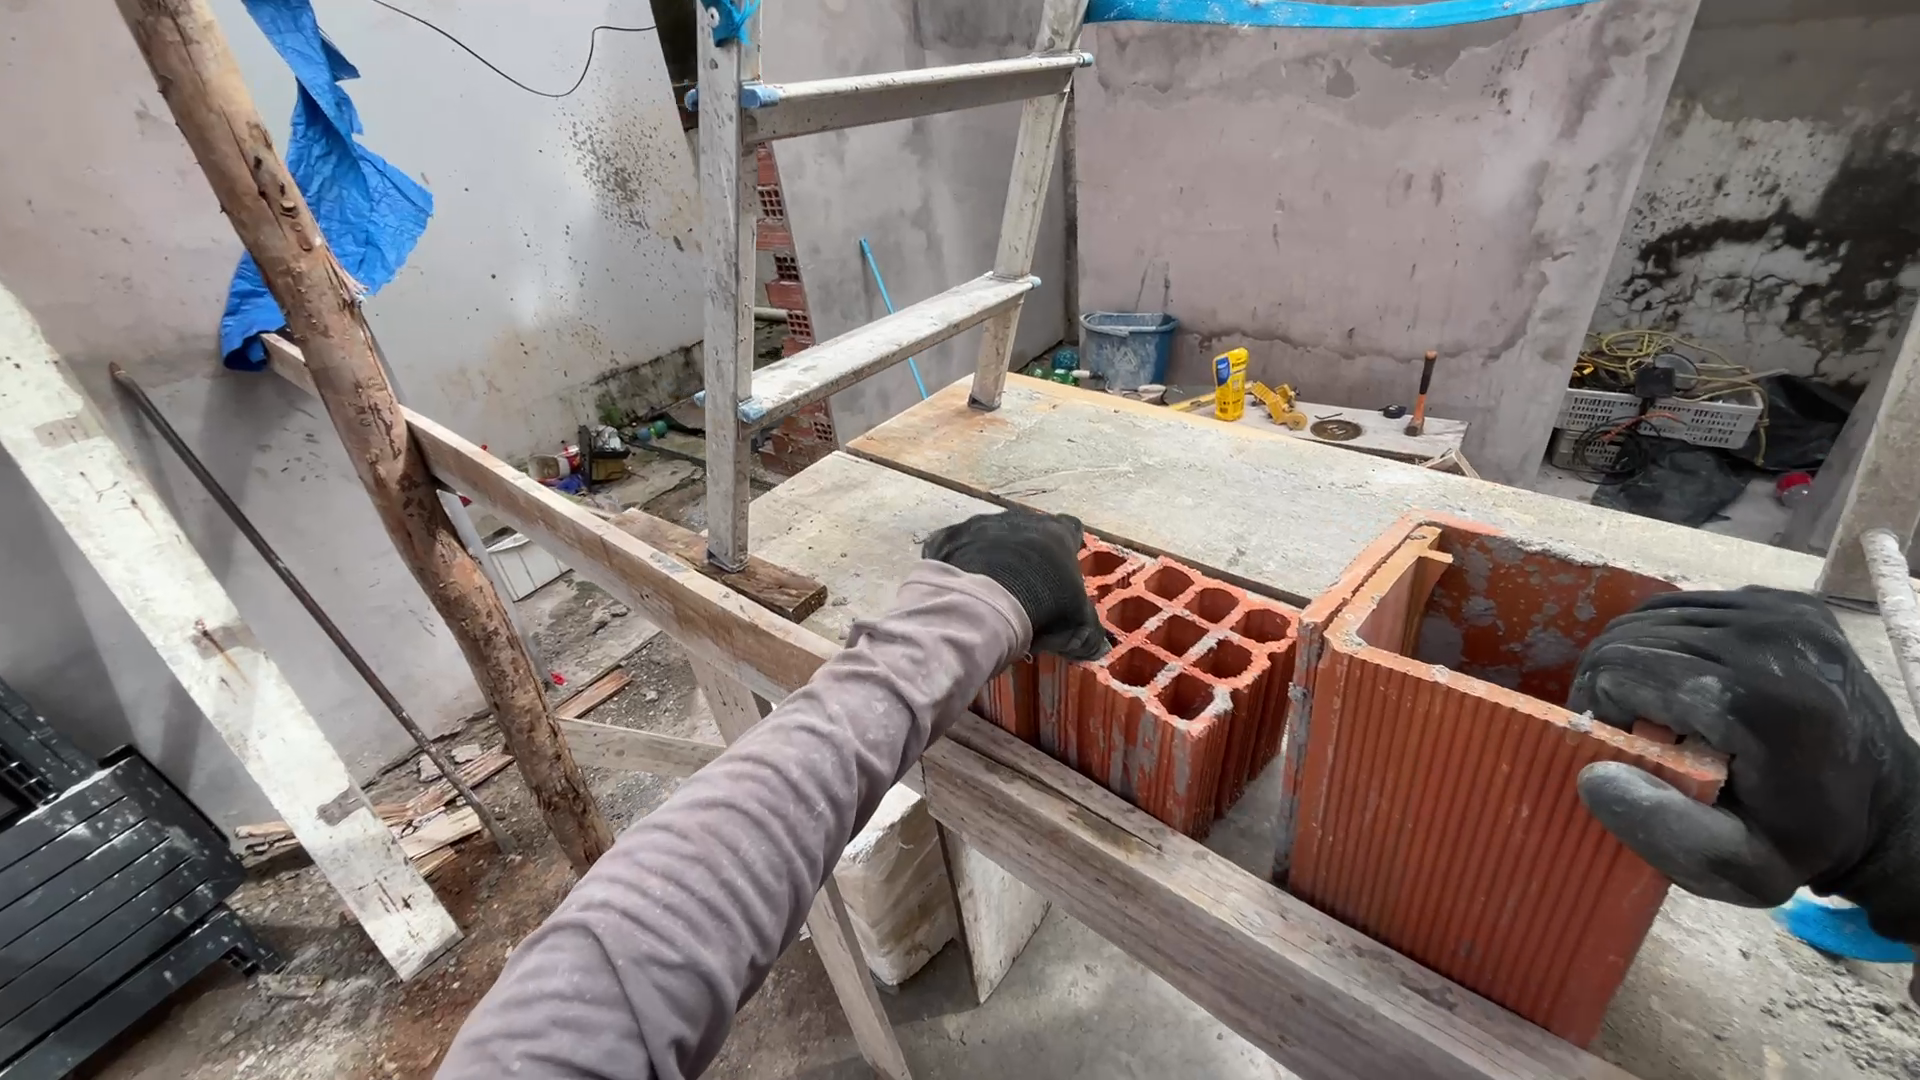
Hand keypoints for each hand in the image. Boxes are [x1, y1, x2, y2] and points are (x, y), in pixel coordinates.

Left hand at [921, 510, 1110, 661]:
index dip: (1068, 546)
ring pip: (989, 536)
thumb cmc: (1042, 605)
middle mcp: (1020, 520)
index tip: (1064, 566)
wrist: (982, 599)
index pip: (1071, 528)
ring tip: (987, 590)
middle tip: (1023, 586)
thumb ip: (1088, 633)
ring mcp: (981, 524)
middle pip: (1028, 531)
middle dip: (1026, 554)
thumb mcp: (1077, 625)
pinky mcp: (948, 538)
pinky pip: (953, 548)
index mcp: (1057, 533)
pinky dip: (956, 564)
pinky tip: (958, 587)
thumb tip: (1099, 648)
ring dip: (991, 557)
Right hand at [1569, 587, 1918, 947]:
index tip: (1629, 747)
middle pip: (1624, 638)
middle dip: (1611, 684)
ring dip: (1633, 663)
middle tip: (1639, 728)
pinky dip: (1663, 642)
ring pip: (1642, 619)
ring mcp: (1782, 614)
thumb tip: (1595, 774)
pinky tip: (1687, 677)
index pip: (1617, 667)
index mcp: (1761, 701)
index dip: (1601, 707)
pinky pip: (1677, 609)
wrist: (1895, 813)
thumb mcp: (1737, 869)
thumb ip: (1662, 831)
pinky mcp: (1783, 603)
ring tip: (1662, 706)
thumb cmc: (1802, 844)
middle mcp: (1773, 640)